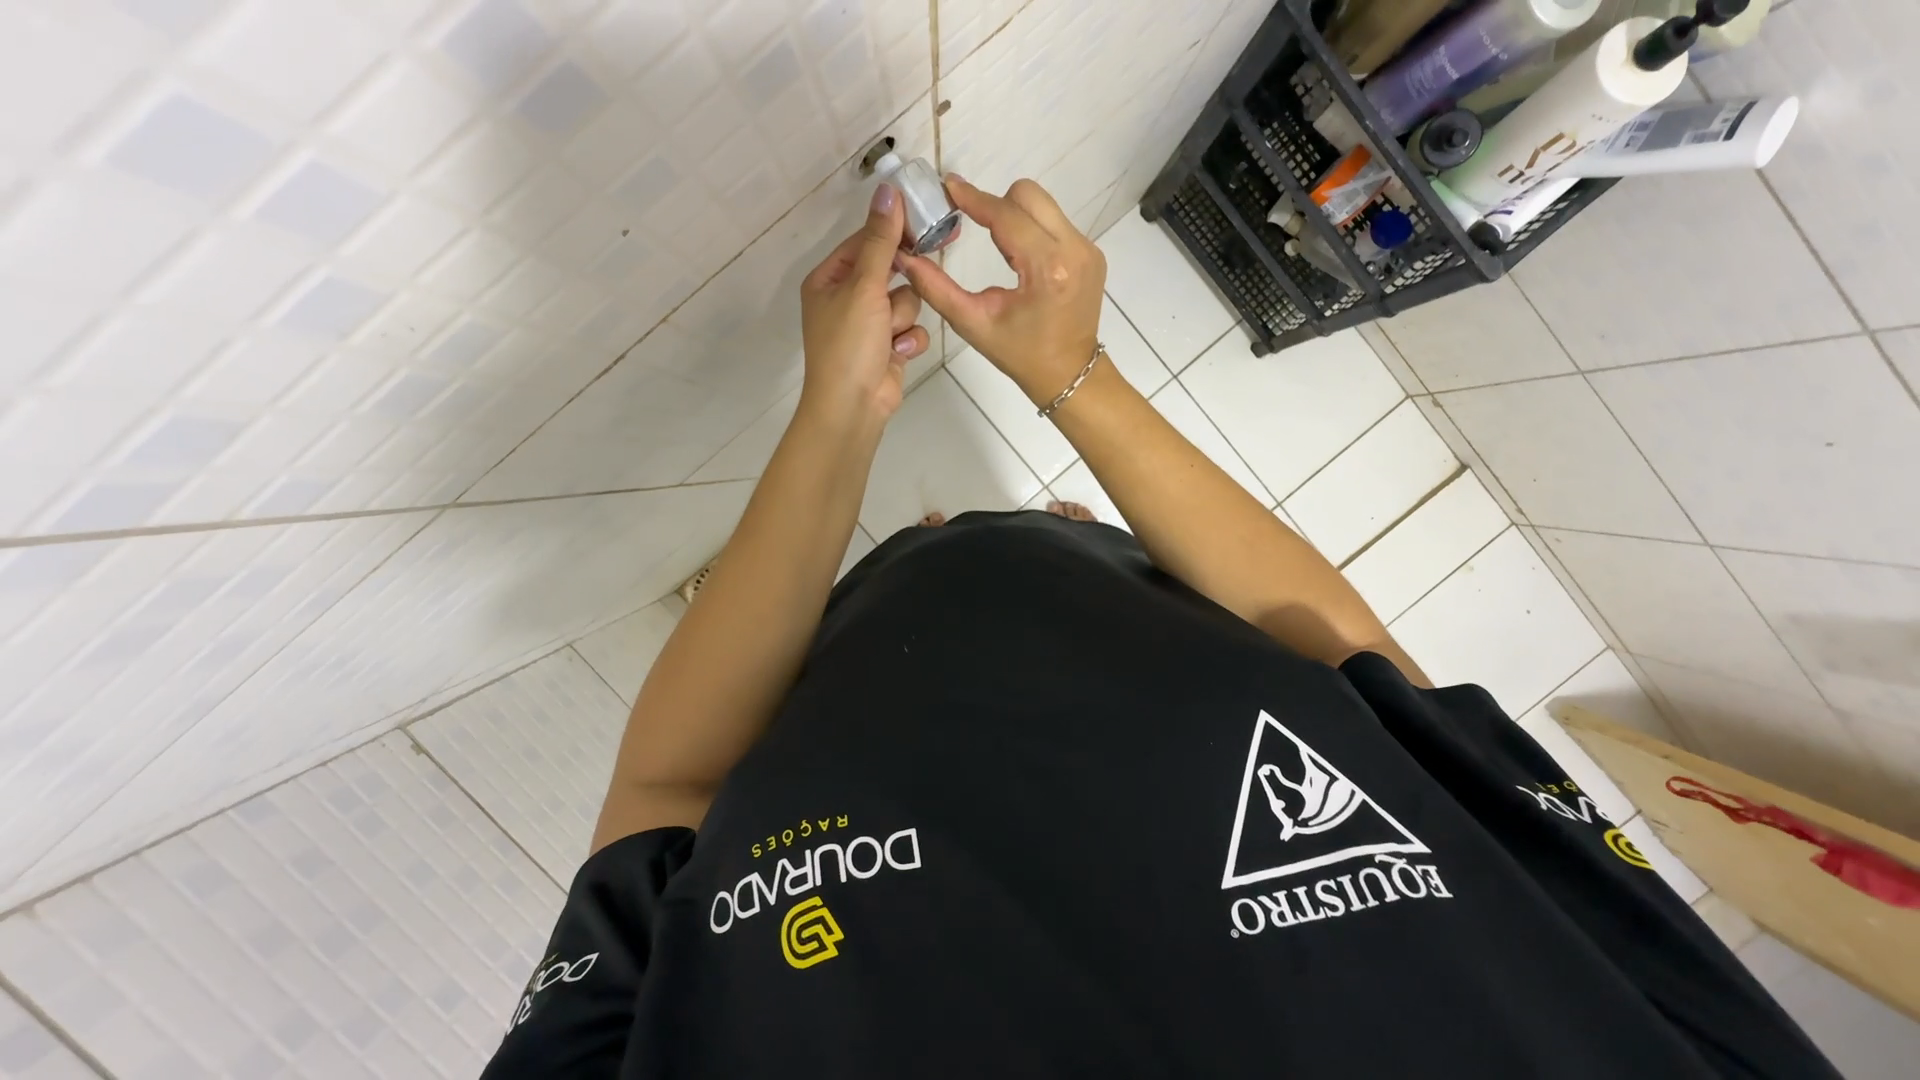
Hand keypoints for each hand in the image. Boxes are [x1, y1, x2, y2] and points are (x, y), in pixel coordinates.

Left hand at [799, 183, 930, 426]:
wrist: (853, 406)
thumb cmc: (849, 343)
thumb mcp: (864, 285)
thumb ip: (881, 239)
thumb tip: (888, 190)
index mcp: (828, 280)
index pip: (866, 241)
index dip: (894, 234)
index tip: (925, 224)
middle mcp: (847, 299)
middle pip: (891, 270)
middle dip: (901, 286)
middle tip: (916, 278)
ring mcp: (868, 325)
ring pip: (906, 300)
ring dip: (904, 317)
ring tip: (890, 335)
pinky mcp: (888, 347)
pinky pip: (911, 327)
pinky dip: (908, 340)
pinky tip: (898, 353)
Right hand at [899, 177, 1106, 406]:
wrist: (1069, 374)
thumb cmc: (1020, 353)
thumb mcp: (973, 323)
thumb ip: (936, 289)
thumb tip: (904, 257)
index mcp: (1046, 268)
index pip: (1006, 216)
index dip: (974, 199)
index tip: (949, 187)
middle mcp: (1074, 250)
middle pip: (1028, 196)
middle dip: (997, 204)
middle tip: (972, 221)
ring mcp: (1087, 250)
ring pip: (1044, 205)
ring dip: (1015, 215)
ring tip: (997, 245)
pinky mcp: (1092, 253)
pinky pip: (1056, 223)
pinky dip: (1033, 230)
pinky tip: (1020, 259)